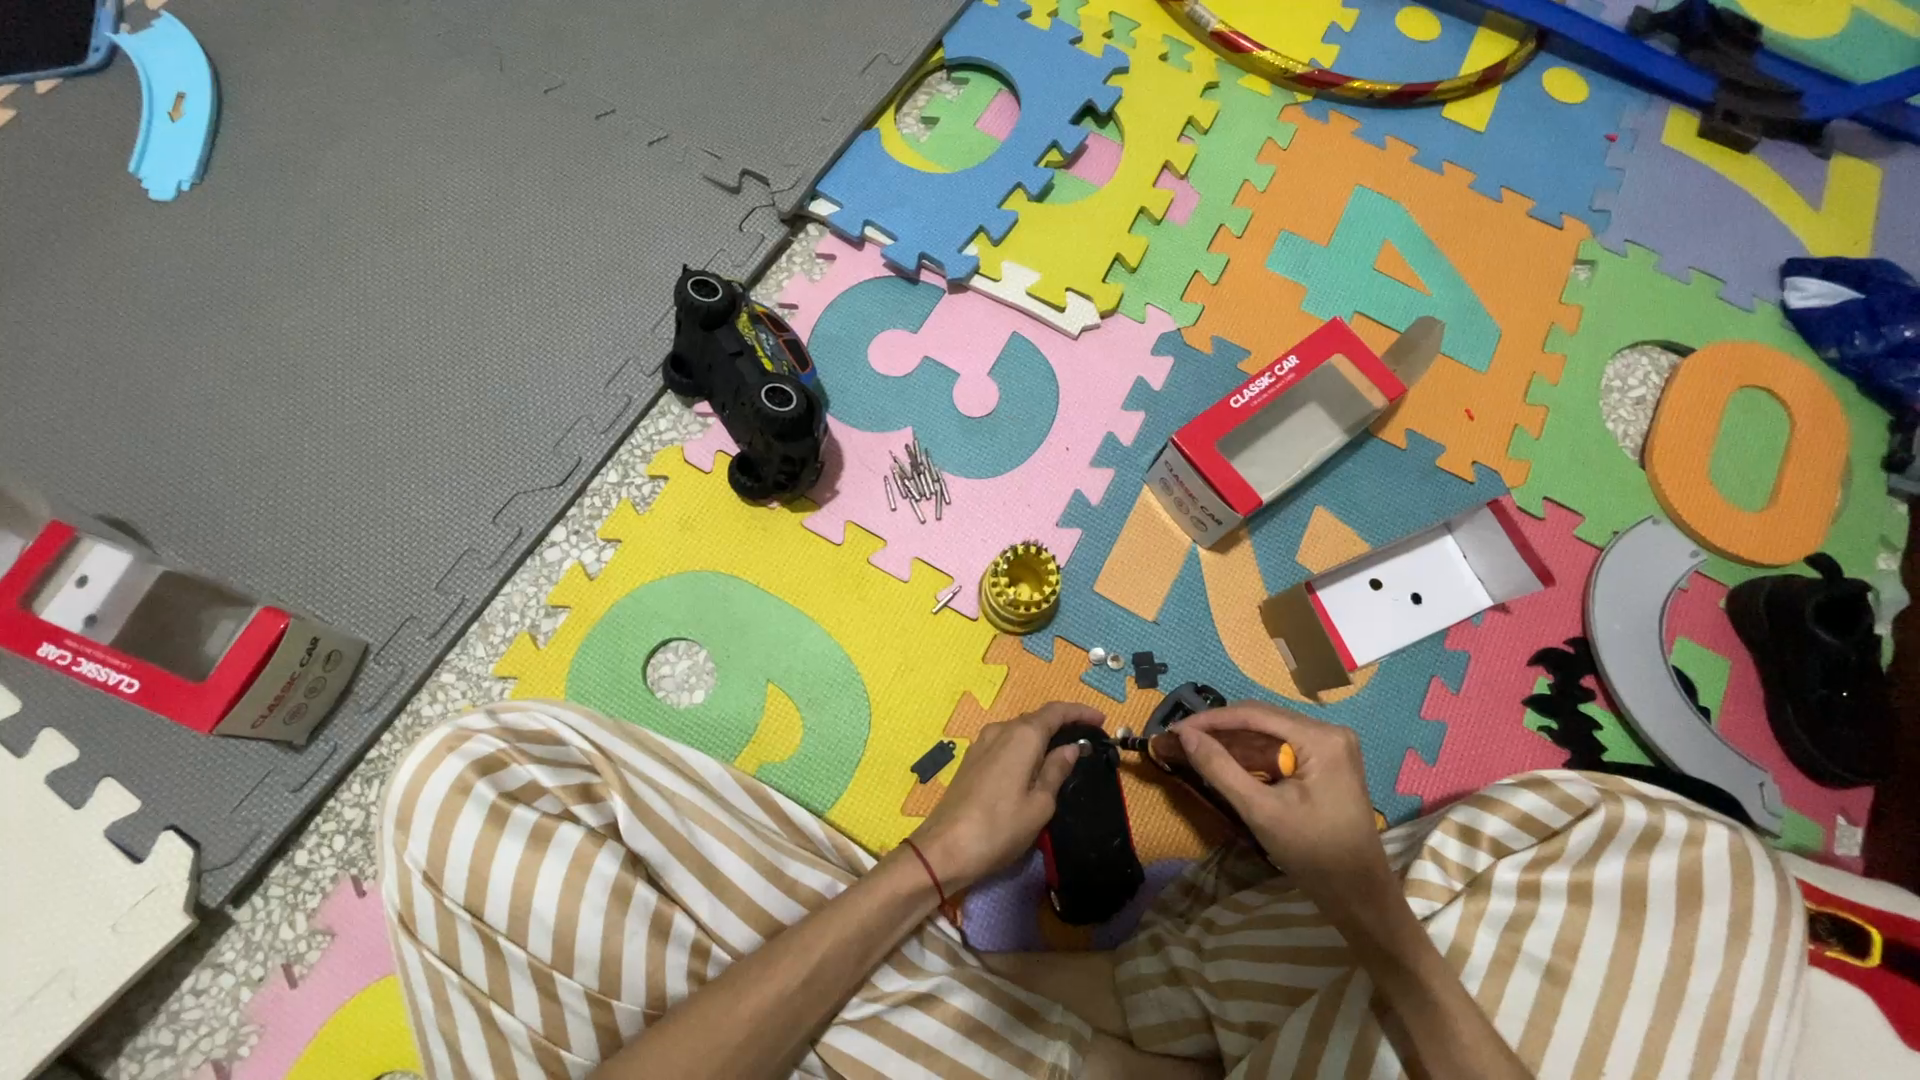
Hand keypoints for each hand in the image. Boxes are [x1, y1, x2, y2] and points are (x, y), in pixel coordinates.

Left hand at [908, 702, 1097, 890]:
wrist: (944, 848)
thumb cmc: (999, 828)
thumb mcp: (1040, 804)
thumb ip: (1057, 771)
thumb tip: (1071, 748)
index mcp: (1022, 736)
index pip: (1056, 712)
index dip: (1080, 712)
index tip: (1101, 720)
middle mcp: (1000, 731)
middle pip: (1036, 719)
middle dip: (1062, 724)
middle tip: (1086, 740)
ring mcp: (982, 744)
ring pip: (1019, 731)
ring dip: (1042, 737)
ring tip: (1063, 754)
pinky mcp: (971, 760)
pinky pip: (1005, 743)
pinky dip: (1025, 747)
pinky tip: (1033, 765)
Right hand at [1175, 704, 1396, 914]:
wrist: (1357, 892)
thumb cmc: (1312, 853)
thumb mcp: (1259, 811)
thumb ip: (1220, 768)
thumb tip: (1185, 735)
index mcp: (1321, 739)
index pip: (1254, 715)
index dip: (1210, 720)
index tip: (1175, 730)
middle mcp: (1330, 731)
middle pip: (1262, 718)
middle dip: (1220, 728)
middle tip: (1182, 740)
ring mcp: (1331, 744)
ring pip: (1269, 730)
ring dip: (1233, 738)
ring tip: (1198, 746)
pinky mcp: (1327, 758)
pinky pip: (1281, 743)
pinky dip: (1252, 750)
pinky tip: (1228, 759)